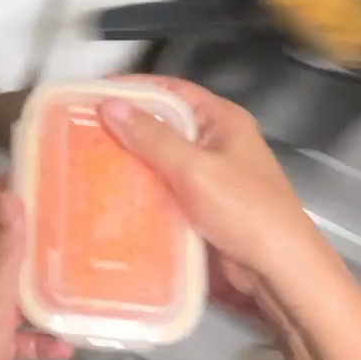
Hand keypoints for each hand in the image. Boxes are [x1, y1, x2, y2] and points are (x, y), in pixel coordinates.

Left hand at [0, 177, 73, 359]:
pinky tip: (68, 343)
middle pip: (3, 248)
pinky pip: (20, 337)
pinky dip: (41, 337)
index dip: (4, 188)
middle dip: (34, 231)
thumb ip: (2, 254)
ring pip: (14, 291)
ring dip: (42, 283)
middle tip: (74, 219)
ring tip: (80, 274)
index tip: (38, 170)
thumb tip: (10, 196)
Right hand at [99, 76, 334, 298]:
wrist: (278, 271)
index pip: (172, 90)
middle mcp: (215, 142)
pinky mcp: (199, 206)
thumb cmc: (244, 210)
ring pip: (159, 159)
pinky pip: (162, 188)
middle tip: (82, 129)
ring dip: (128, 160)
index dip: (134, 88)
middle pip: (163, 124)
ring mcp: (207, 176)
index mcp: (222, 121)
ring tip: (86, 159)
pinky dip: (138, 189)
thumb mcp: (195, 168)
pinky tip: (108, 193)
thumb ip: (152, 137)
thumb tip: (110, 104)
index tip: (94, 93)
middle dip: (125, 126)